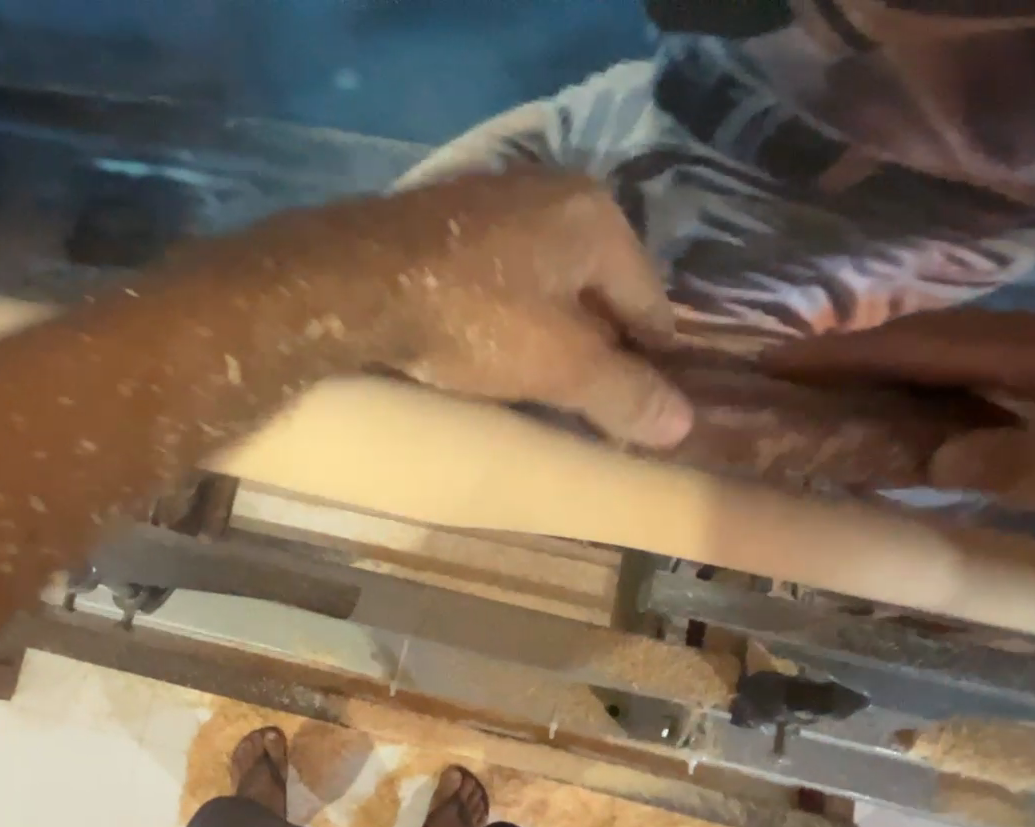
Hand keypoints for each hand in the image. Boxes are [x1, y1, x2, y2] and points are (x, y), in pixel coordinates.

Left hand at [233, 170, 692, 448]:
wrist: (352, 282)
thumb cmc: (469, 319)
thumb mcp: (556, 364)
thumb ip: (621, 392)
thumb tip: (682, 426)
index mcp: (596, 216)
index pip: (648, 299)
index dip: (650, 358)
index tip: (644, 402)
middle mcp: (550, 192)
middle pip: (594, 286)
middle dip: (595, 341)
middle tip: (588, 397)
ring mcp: (490, 200)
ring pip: (542, 279)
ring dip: (546, 327)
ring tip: (537, 378)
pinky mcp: (441, 220)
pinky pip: (495, 274)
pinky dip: (501, 310)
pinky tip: (486, 342)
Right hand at [761, 309, 1034, 559]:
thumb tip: (936, 456)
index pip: (932, 345)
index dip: (848, 354)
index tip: (776, 363)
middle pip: (934, 330)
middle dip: (851, 349)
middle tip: (782, 375)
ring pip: (953, 340)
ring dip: (883, 358)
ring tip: (824, 385)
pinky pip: (977, 359)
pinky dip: (921, 372)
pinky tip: (905, 398)